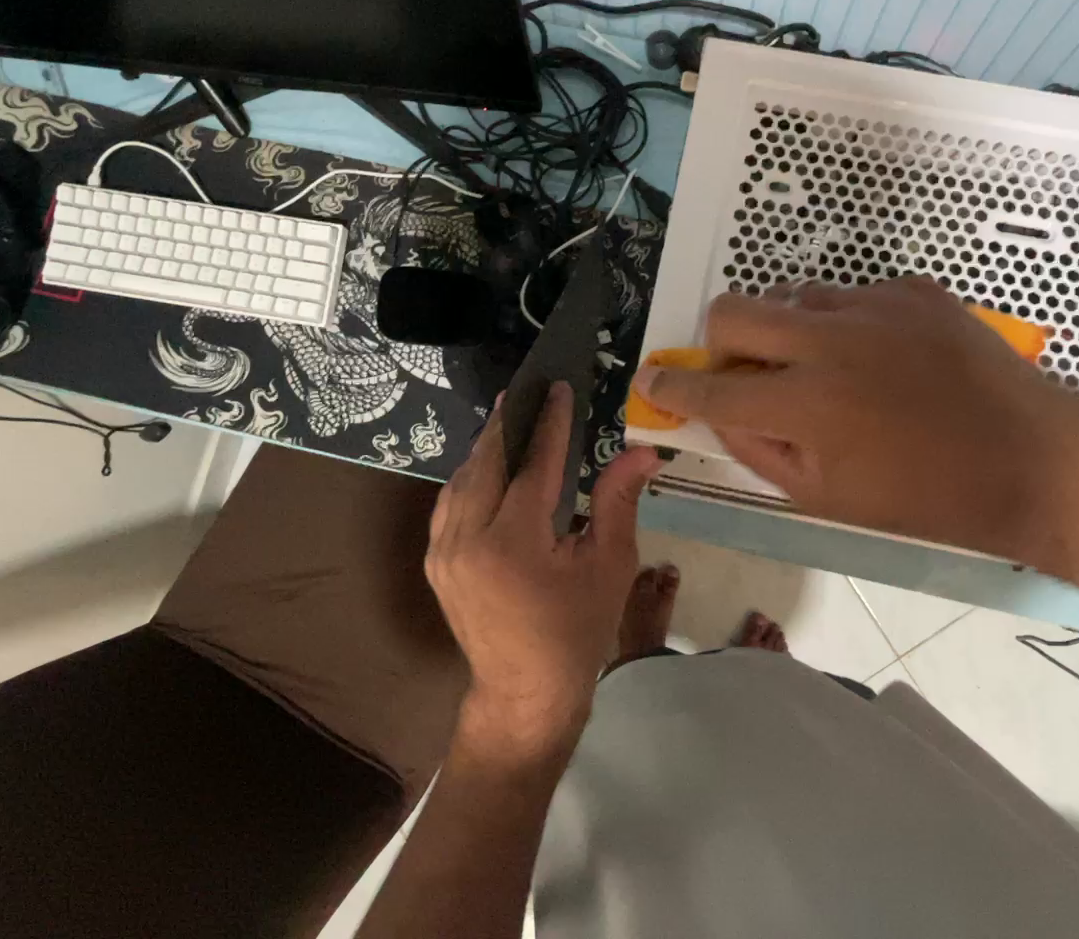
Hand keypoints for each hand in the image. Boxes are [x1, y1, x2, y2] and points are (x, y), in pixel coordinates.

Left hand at [425, 382, 664, 750]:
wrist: (524, 691)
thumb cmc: (577, 631)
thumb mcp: (608, 567)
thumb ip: (618, 502)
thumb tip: (642, 452)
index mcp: (514, 542)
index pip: (533, 464)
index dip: (548, 423)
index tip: (558, 387)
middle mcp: (468, 538)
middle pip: (487, 462)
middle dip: (509, 423)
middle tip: (529, 390)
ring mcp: (443, 550)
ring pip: (463, 478)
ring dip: (488, 447)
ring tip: (511, 418)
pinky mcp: (435, 560)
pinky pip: (450, 502)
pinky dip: (472, 476)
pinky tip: (490, 463)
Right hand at [634, 277, 1078, 559]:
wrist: (1035, 461)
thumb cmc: (926, 499)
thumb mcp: (826, 498)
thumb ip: (758, 452)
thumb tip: (718, 417)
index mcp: (806, 404)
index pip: (711, 390)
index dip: (672, 387)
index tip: (652, 379)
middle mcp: (829, 341)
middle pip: (732, 311)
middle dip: (718, 343)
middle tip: (743, 373)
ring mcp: (874, 306)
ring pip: (790, 298)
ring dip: (785, 333)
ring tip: (824, 370)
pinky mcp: (913, 291)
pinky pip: (849, 297)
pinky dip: (844, 326)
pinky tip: (880, 359)